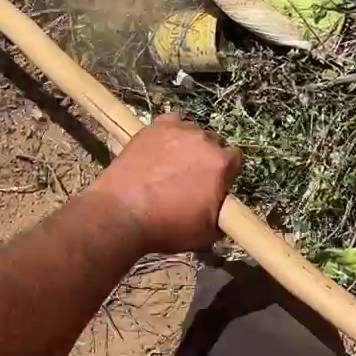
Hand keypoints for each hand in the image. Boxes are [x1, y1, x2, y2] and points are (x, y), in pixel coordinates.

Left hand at [88, 115, 240, 253]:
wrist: (121, 213)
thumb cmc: (166, 226)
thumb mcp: (207, 233)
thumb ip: (223, 216)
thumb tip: (224, 210)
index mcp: (221, 163)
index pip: (234, 159)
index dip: (224, 173)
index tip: (213, 185)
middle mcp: (204, 140)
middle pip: (214, 143)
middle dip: (206, 159)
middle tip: (190, 178)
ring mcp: (178, 130)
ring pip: (192, 132)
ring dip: (188, 146)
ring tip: (171, 165)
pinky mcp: (154, 127)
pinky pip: (171, 122)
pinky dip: (170, 133)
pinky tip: (161, 148)